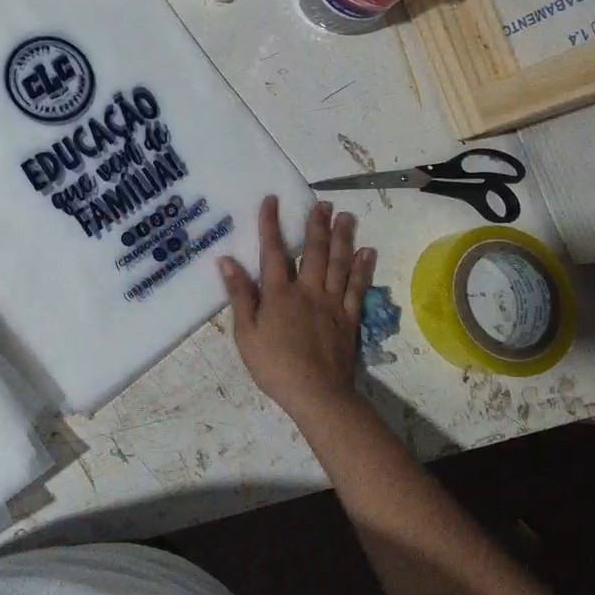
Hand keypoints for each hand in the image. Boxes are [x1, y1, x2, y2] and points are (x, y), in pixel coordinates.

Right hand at [219, 196, 375, 423]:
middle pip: (314, 251)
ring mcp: (332, 303)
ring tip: (346, 216)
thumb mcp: (245, 333)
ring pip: (339, 264)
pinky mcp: (350, 319)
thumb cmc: (274, 365)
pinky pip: (358, 288)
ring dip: (342, 238)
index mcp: (278, 293)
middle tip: (322, 204)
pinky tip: (368, 253)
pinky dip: (363, 269)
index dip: (271, 224)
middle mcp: (307, 290)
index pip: (273, 252)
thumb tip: (226, 260)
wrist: (317, 394)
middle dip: (316, 225)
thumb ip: (239, 295)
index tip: (272, 200)